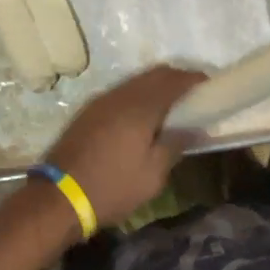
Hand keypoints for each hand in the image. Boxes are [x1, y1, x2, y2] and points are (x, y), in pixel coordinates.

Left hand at [44, 66, 204, 226]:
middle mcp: (121, 94)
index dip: (194, 79)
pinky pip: (122, 91)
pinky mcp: (90, 110)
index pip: (174, 80)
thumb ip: (175, 145)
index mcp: (140, 106)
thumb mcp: (152, 175)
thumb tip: (194, 127)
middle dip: (177, 79)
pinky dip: (139, 95)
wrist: (59, 196)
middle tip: (194, 97)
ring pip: (136, 81)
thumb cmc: (111, 187)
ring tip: (171, 108)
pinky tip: (143, 117)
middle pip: (155, 74)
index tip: (210, 87)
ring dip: (156, 87)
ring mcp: (102, 100)